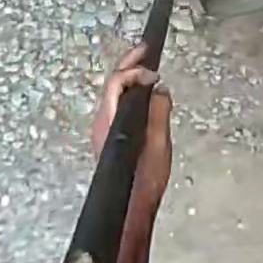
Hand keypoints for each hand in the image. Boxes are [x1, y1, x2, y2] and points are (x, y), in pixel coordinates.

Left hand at [93, 45, 173, 246]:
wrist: (129, 213)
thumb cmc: (144, 182)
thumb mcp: (159, 144)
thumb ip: (159, 112)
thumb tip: (161, 89)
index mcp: (109, 123)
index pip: (116, 83)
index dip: (135, 72)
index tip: (155, 73)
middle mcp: (101, 123)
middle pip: (112, 84)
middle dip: (129, 64)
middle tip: (146, 49)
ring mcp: (103, 130)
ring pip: (114, 94)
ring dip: (129, 77)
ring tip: (148, 66)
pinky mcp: (109, 137)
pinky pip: (117, 105)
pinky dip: (130, 92)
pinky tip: (144, 93)